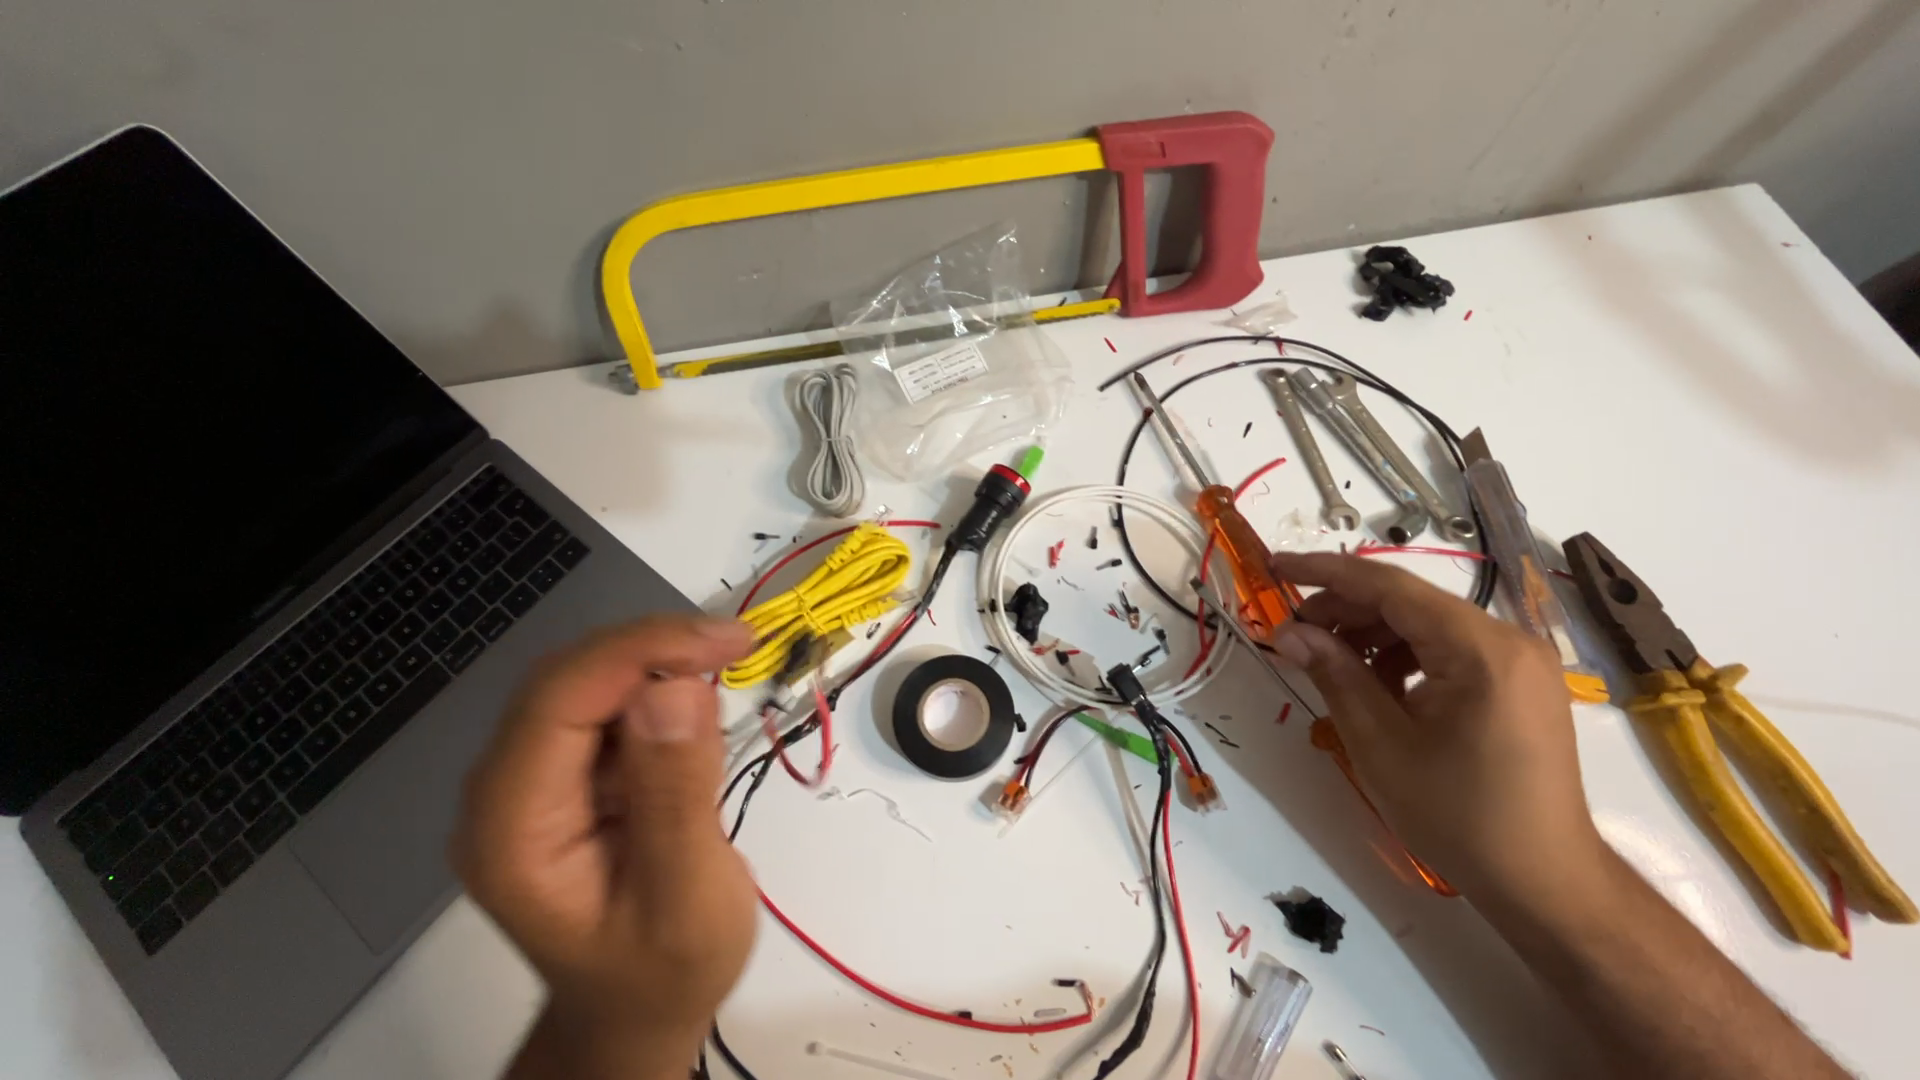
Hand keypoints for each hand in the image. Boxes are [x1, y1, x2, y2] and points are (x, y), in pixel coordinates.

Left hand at [452, 615, 756, 1078]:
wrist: (637, 1014)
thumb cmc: (664, 975)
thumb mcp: (687, 900)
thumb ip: (677, 797)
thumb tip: (674, 687)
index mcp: (513, 828)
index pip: (560, 700)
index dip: (641, 650)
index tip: (728, 641)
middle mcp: (505, 792)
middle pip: (568, 681)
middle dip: (654, 649)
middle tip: (737, 647)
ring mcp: (532, 783)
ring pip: (590, 684)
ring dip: (660, 665)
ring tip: (726, 678)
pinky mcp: (566, 778)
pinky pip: (608, 710)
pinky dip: (661, 694)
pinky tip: (700, 718)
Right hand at [1268, 552, 1604, 901]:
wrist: (1543, 881)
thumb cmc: (1458, 815)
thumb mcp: (1381, 743)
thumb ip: (1334, 674)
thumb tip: (1288, 632)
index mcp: (1480, 649)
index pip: (1390, 587)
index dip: (1325, 573)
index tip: (1274, 566)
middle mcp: (1508, 640)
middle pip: (1408, 602)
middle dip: (1344, 610)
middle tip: (1292, 634)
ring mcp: (1519, 660)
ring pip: (1425, 623)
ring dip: (1370, 635)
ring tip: (1327, 664)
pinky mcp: (1518, 682)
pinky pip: (1448, 648)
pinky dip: (1403, 656)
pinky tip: (1374, 685)